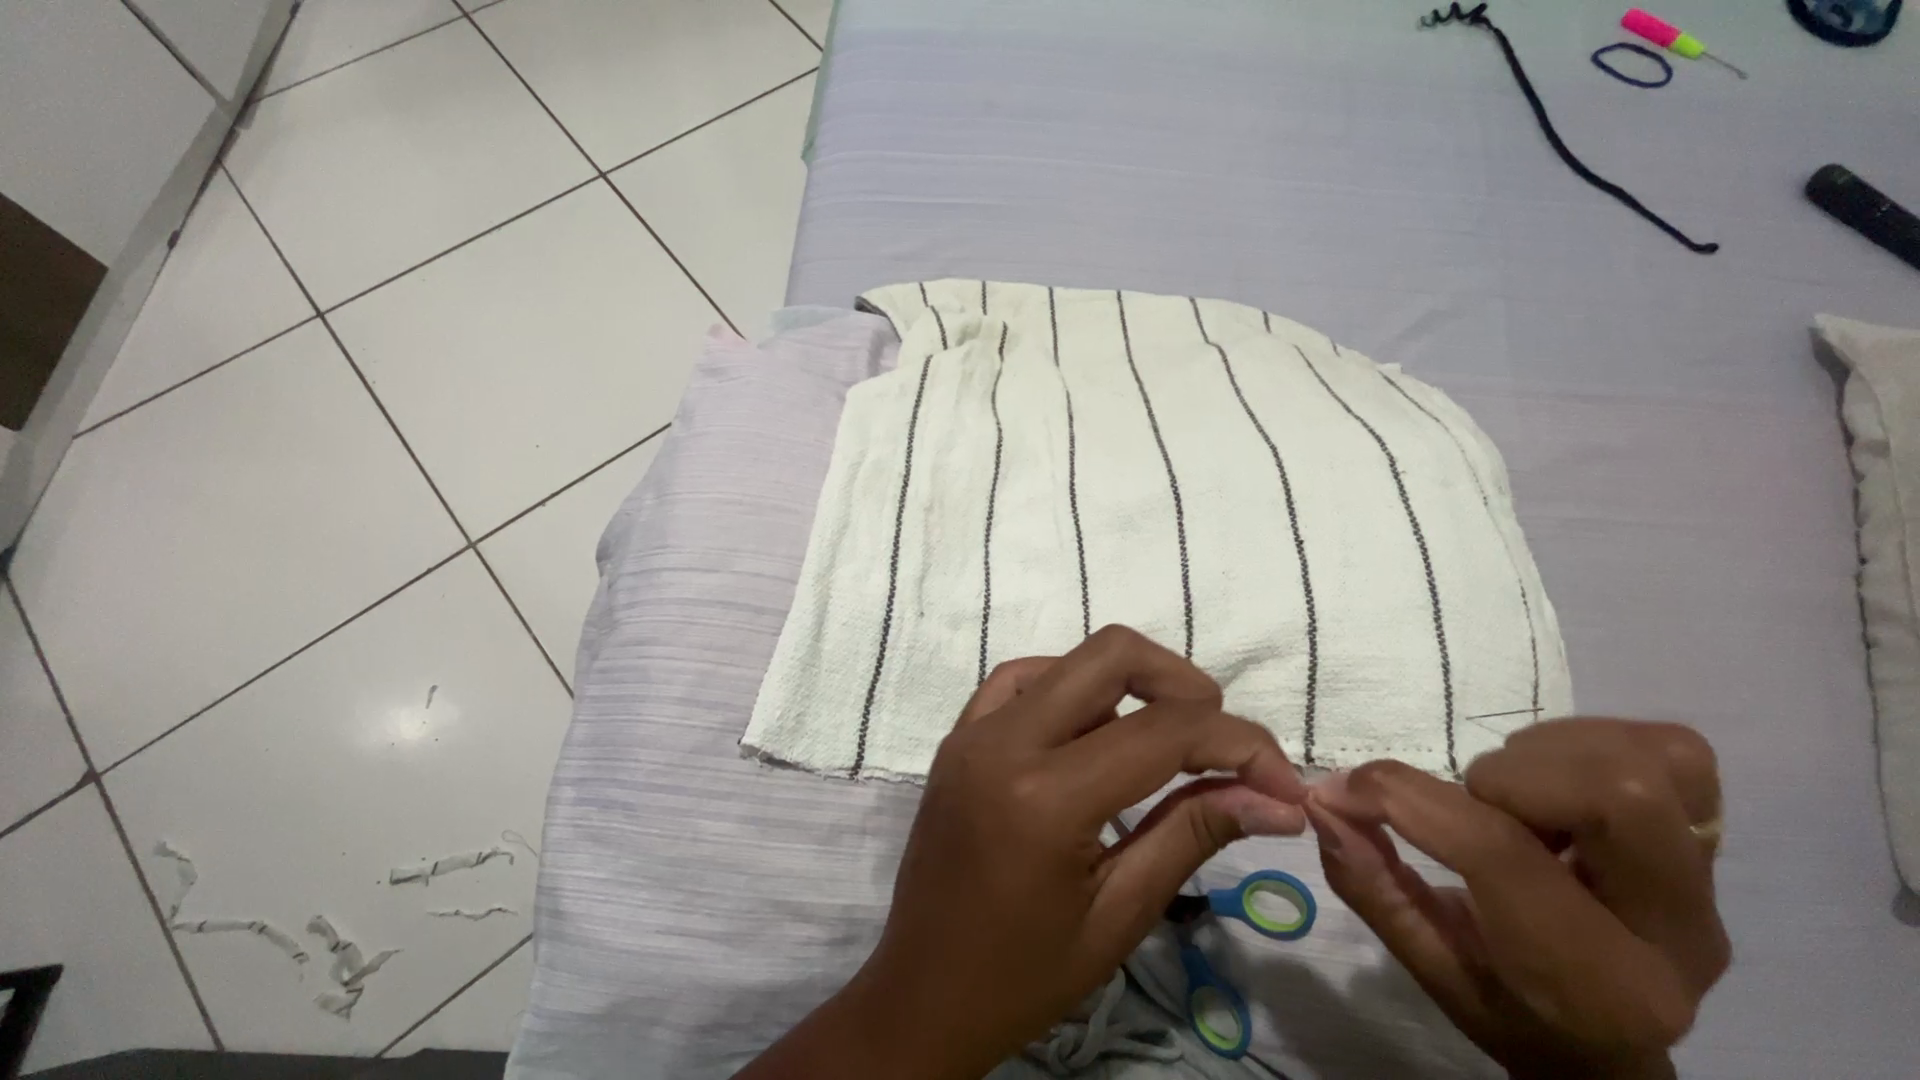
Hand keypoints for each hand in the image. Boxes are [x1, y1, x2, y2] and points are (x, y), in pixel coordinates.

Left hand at [738, 625, 1307, 1079]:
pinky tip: (1093, 728)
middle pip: (1114, 654)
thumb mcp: (1120, 914)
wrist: (923, 994)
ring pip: (1067, 659)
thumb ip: (1193, 833)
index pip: (1165, 732)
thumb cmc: (1025, 975)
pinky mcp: (956, 738)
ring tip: (1164, 741)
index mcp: (1045, 796)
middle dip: (1186, 686)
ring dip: (1129, 683)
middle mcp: (1002, 741)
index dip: (1240, 744)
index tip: (1280, 781)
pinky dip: (1069, 686)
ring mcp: (971, 732)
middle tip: (1221, 742)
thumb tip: (1276, 797)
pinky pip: (1019, 679)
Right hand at [1308, 718, 1729, 1079]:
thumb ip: (1371, 882)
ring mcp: (1708, 885)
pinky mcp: (1715, 843)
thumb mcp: (1426, 963)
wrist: (1613, 1047)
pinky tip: (1556, 785)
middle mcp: (1674, 932)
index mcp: (1590, 983)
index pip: (1500, 856)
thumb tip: (1323, 799)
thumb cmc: (1507, 1009)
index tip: (1348, 788)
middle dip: (1511, 774)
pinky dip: (1596, 744)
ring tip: (1517, 798)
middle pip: (1617, 793)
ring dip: (1552, 755)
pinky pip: (1674, 751)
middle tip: (1473, 803)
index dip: (1408, 800)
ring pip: (1650, 760)